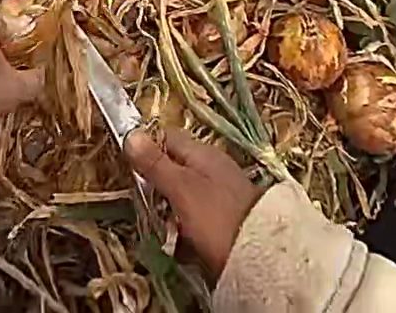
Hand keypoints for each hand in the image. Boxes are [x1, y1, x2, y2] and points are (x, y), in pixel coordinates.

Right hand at [125, 127, 261, 279]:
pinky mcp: (227, 219)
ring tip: (166, 230)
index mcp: (201, 152)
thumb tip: (130, 133)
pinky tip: (184, 244)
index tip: (134, 170)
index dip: (147, 149)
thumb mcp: (180, 189)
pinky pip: (197, 216)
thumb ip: (155, 163)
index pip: (166, 136)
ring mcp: (222, 193)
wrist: (265, 262)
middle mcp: (212, 167)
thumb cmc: (217, 218)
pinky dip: (187, 227)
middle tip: (149, 206)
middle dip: (157, 185)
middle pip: (173, 167)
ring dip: (171, 210)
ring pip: (183, 194)